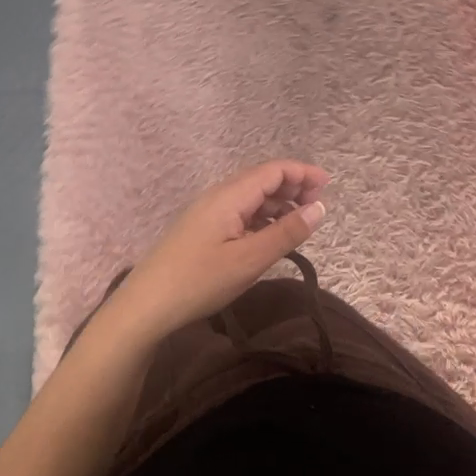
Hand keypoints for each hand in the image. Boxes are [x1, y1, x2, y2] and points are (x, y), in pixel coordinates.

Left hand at [100, 161, 329, 343]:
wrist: (147, 305)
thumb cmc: (200, 281)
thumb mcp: (250, 260)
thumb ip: (286, 232)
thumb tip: (319, 207)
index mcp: (229, 195)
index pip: (272, 170)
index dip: (302, 173)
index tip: (329, 185)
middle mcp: (218, 195)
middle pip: (261, 179)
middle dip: (293, 185)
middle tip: (318, 205)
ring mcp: (207, 212)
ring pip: (250, 196)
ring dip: (278, 202)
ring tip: (300, 222)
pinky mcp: (201, 229)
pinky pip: (239, 211)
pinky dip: (262, 216)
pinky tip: (270, 236)